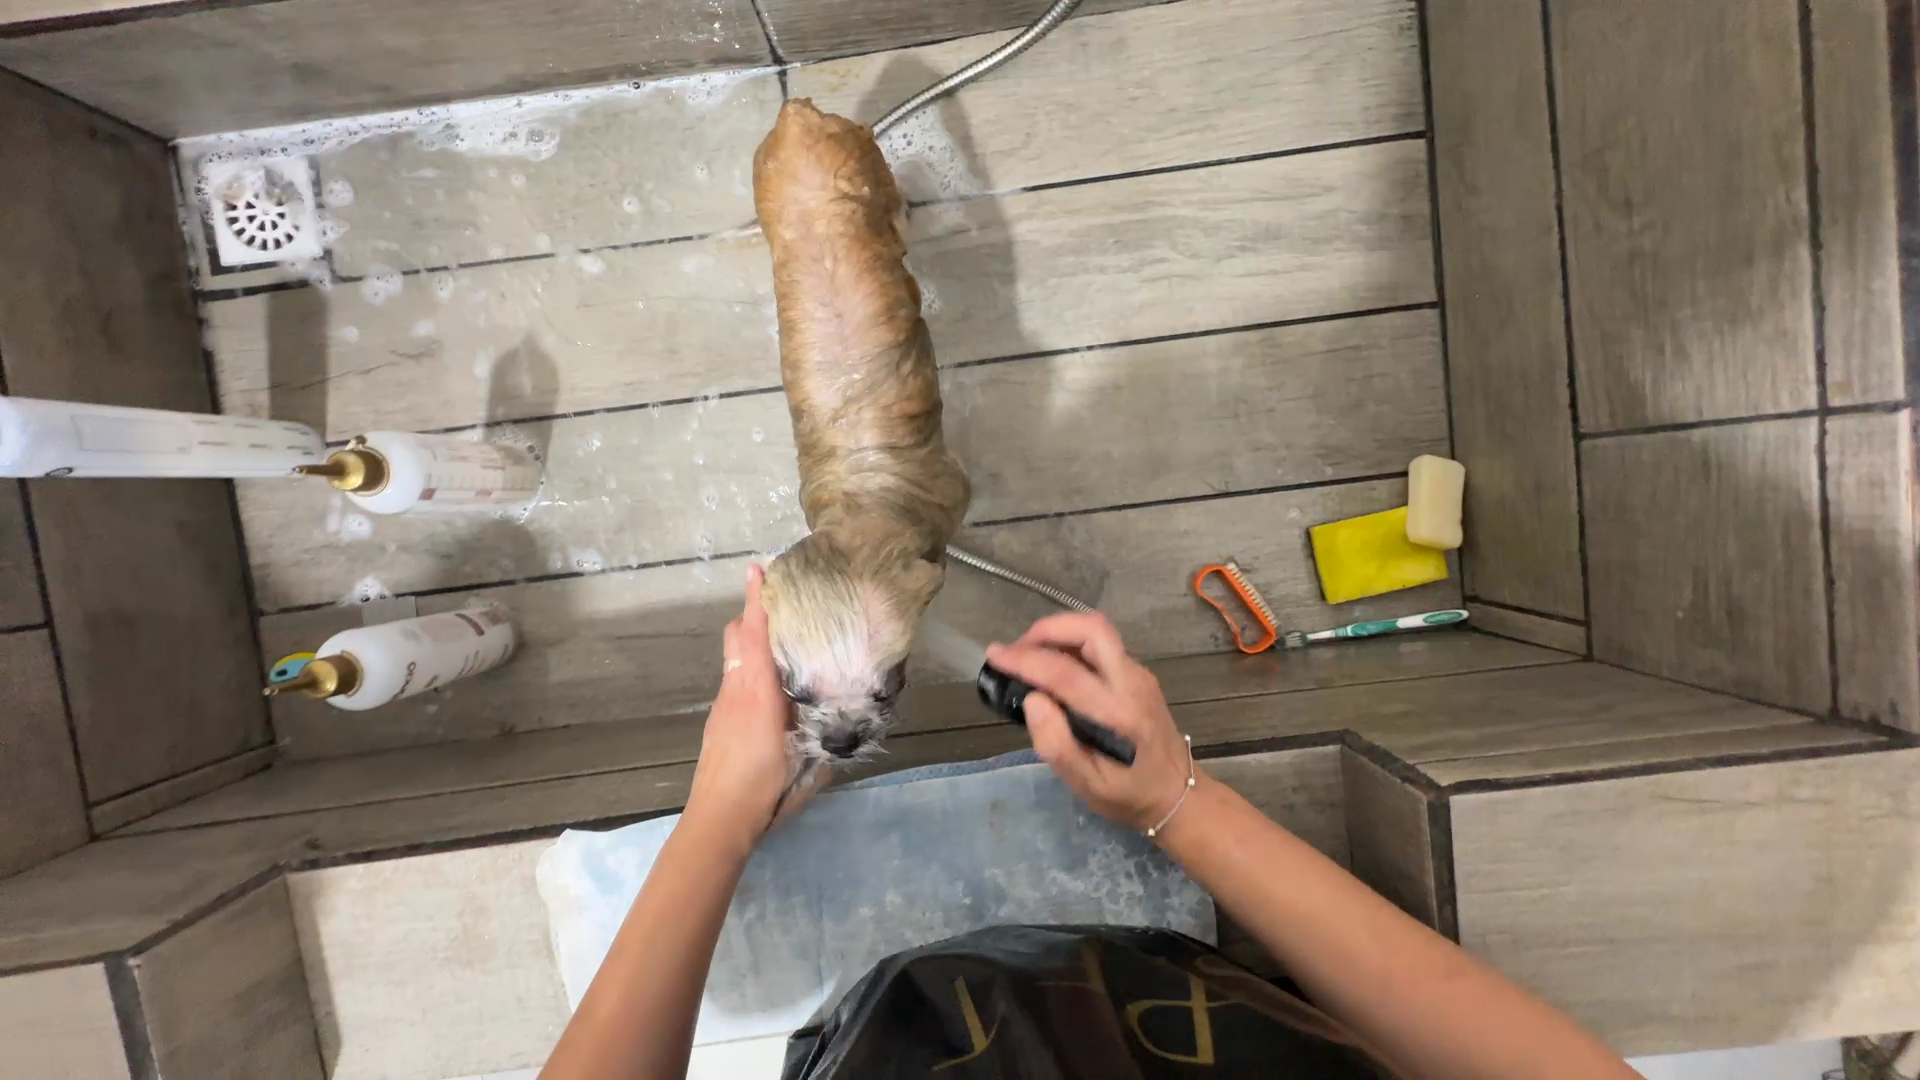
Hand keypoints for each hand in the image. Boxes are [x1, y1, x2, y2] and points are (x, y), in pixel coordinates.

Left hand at [685, 565, 825, 851]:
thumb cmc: (765, 792)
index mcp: (759, 695)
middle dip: (752, 613)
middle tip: (780, 601)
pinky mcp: (719, 721)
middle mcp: (737, 691)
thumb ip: (824, 743)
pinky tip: (770, 690)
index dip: (758, 601)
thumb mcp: (805, 766)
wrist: (716, 823)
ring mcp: (723, 706)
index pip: (756, 636)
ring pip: (734, 658)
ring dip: (751, 641)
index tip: (759, 569)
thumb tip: (843, 732)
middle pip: (736, 637)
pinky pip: (734, 679)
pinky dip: (748, 669)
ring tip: (781, 643)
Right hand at [986, 613, 1195, 833]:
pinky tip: (1053, 667)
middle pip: (1092, 629)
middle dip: (1047, 629)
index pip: (1066, 673)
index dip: (1026, 659)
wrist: (1178, 794)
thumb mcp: (1087, 786)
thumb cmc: (1128, 794)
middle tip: (1017, 650)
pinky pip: (1101, 644)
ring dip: (1058, 633)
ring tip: (1029, 657)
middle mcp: (1132, 683)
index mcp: (1119, 714)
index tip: (995, 656)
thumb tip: (1032, 700)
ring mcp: (1138, 674)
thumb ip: (1058, 746)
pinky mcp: (1137, 673)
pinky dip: (1070, 644)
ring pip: (1097, 631)